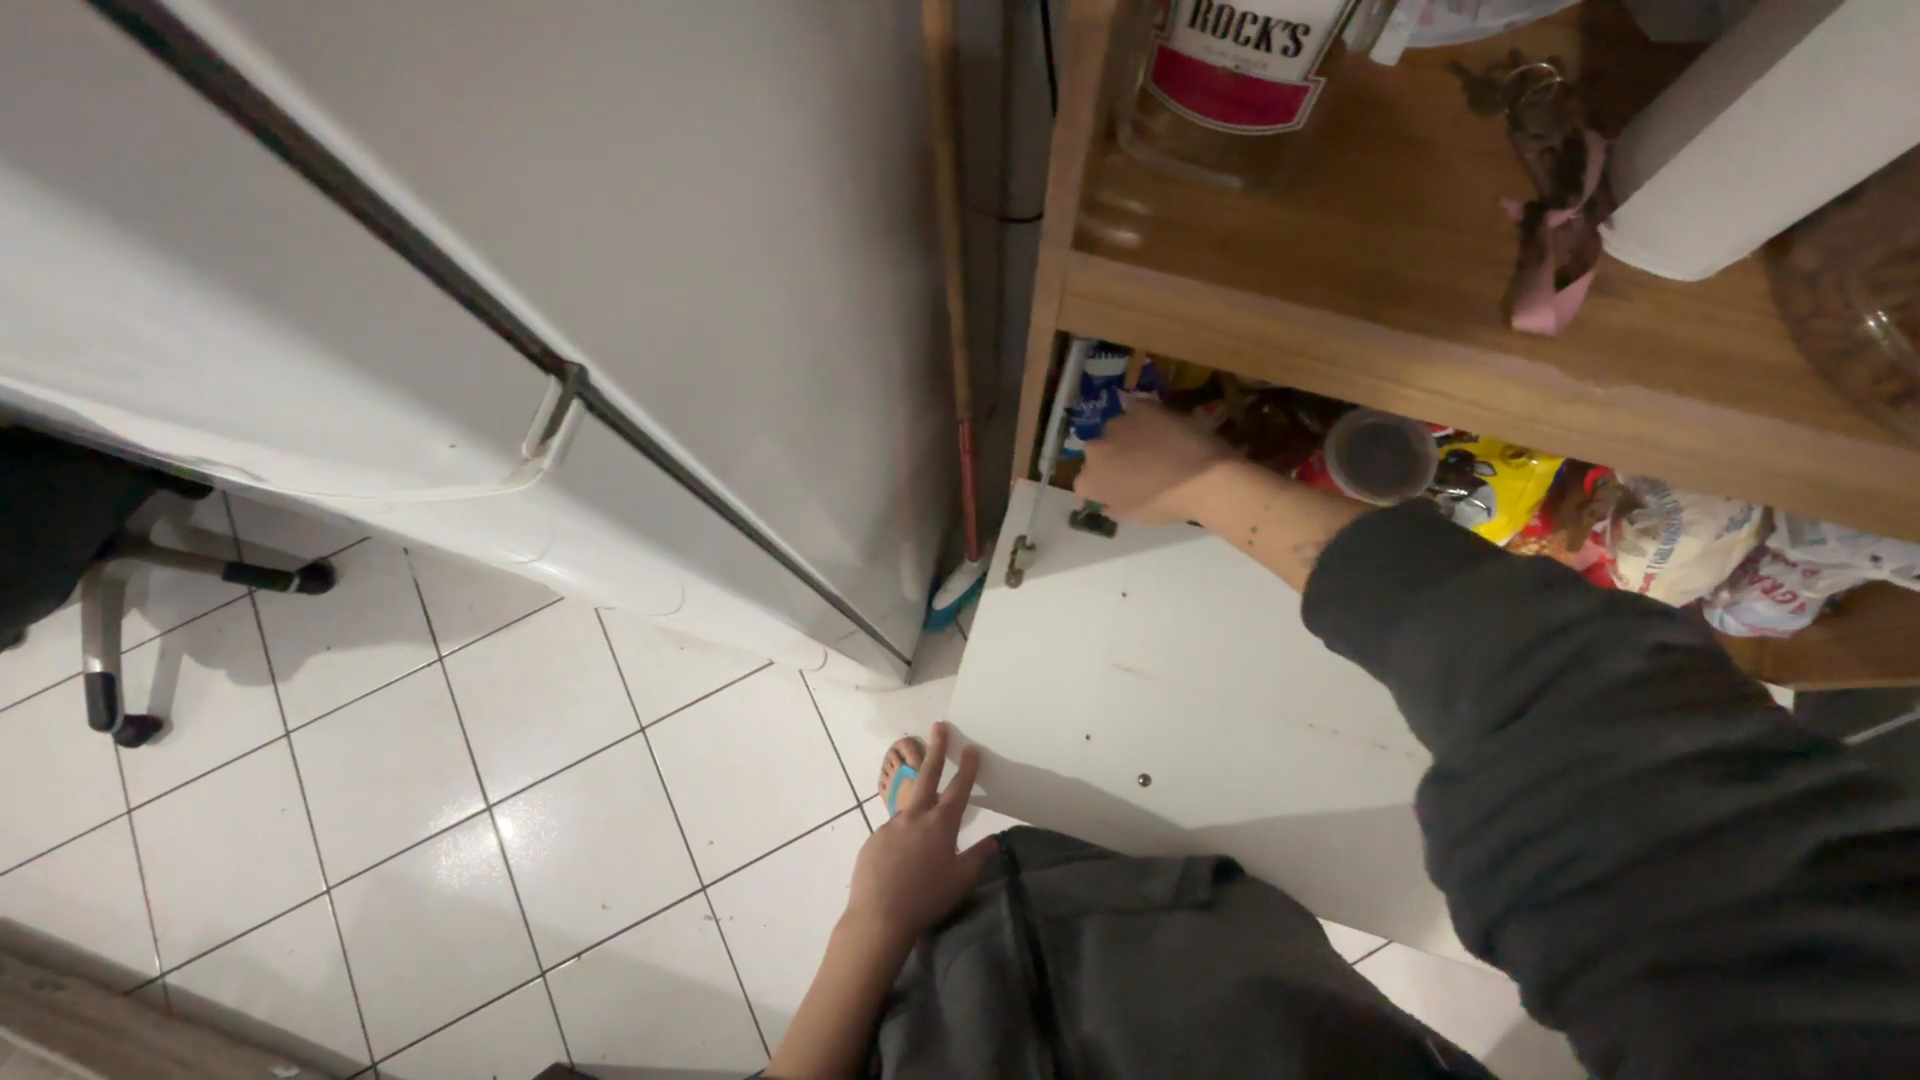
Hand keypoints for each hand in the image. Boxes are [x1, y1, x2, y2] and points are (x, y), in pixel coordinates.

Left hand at [845, 723, 997, 943]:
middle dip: (936, 750)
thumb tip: (994, 840)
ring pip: (909, 812)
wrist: (879, 917)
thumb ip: (978, 857)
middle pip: (927, 776)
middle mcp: (915, 817)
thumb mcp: (961, 881)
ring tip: (921, 848)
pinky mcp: (873, 840)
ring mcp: (890, 826)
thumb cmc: (927, 899)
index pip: (959, 789)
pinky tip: (901, 866)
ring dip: (918, 814)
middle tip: (939, 726)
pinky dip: (900, 844)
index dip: (967, 767)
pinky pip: (892, 836)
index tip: (971, 747)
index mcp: (940, 825)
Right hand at [1075, 399, 1238, 524]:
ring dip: (1127, 437)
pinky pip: (1136, 411)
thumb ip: (1115, 507)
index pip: (1085, 483)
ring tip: (1154, 445)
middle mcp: (1095, 449)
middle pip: (1098, 453)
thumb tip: (1108, 503)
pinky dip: (1145, 418)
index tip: (1121, 490)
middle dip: (1113, 458)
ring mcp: (1118, 424)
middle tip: (1138, 467)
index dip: (1103, 486)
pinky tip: (1162, 427)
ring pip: (1116, 430)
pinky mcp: (1141, 406)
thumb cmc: (1168, 504)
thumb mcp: (1136, 516)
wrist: (1205, 477)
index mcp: (1090, 480)